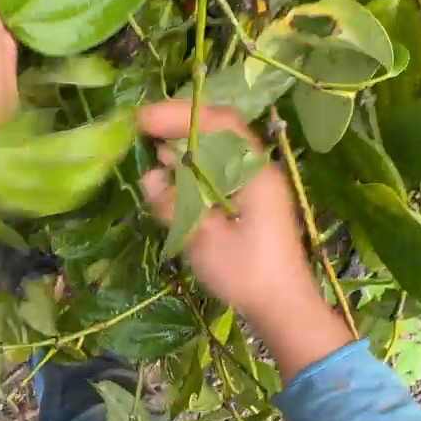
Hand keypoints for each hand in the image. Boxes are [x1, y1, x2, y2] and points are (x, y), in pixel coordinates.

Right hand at [137, 100, 351, 382]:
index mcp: (253, 174)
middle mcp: (256, 171)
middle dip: (178, 126)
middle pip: (218, 132)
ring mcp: (254, 185)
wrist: (281, 306)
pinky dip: (190, 170)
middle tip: (139, 130)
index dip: (179, 115)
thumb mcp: (203, 240)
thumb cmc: (246, 275)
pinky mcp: (248, 202)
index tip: (142, 119)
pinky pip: (217, 173)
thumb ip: (175, 205)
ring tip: (149, 153)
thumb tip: (150, 178)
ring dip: (182, 148)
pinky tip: (170, 180)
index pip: (219, 124)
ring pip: (216, 152)